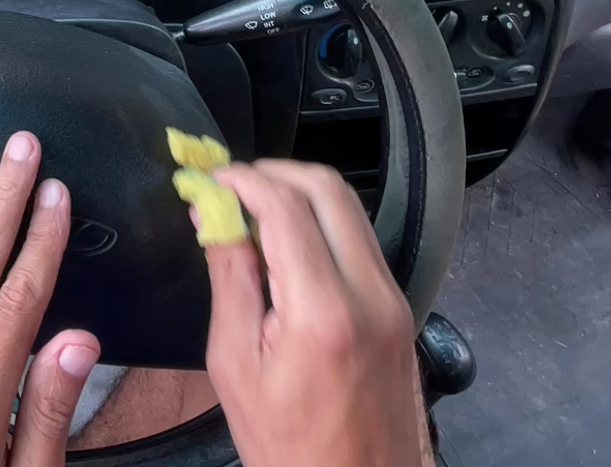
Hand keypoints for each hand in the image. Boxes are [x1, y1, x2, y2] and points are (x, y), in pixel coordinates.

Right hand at [203, 160, 431, 466]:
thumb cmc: (288, 444)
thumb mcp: (234, 362)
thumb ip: (228, 275)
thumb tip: (212, 212)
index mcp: (323, 310)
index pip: (284, 206)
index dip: (242, 179)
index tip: (211, 178)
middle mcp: (370, 294)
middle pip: (326, 188)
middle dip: (273, 171)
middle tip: (232, 185)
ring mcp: (393, 298)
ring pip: (347, 205)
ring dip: (297, 191)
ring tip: (253, 209)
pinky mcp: (398, 306)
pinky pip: (357, 235)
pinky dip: (319, 218)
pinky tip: (285, 239)